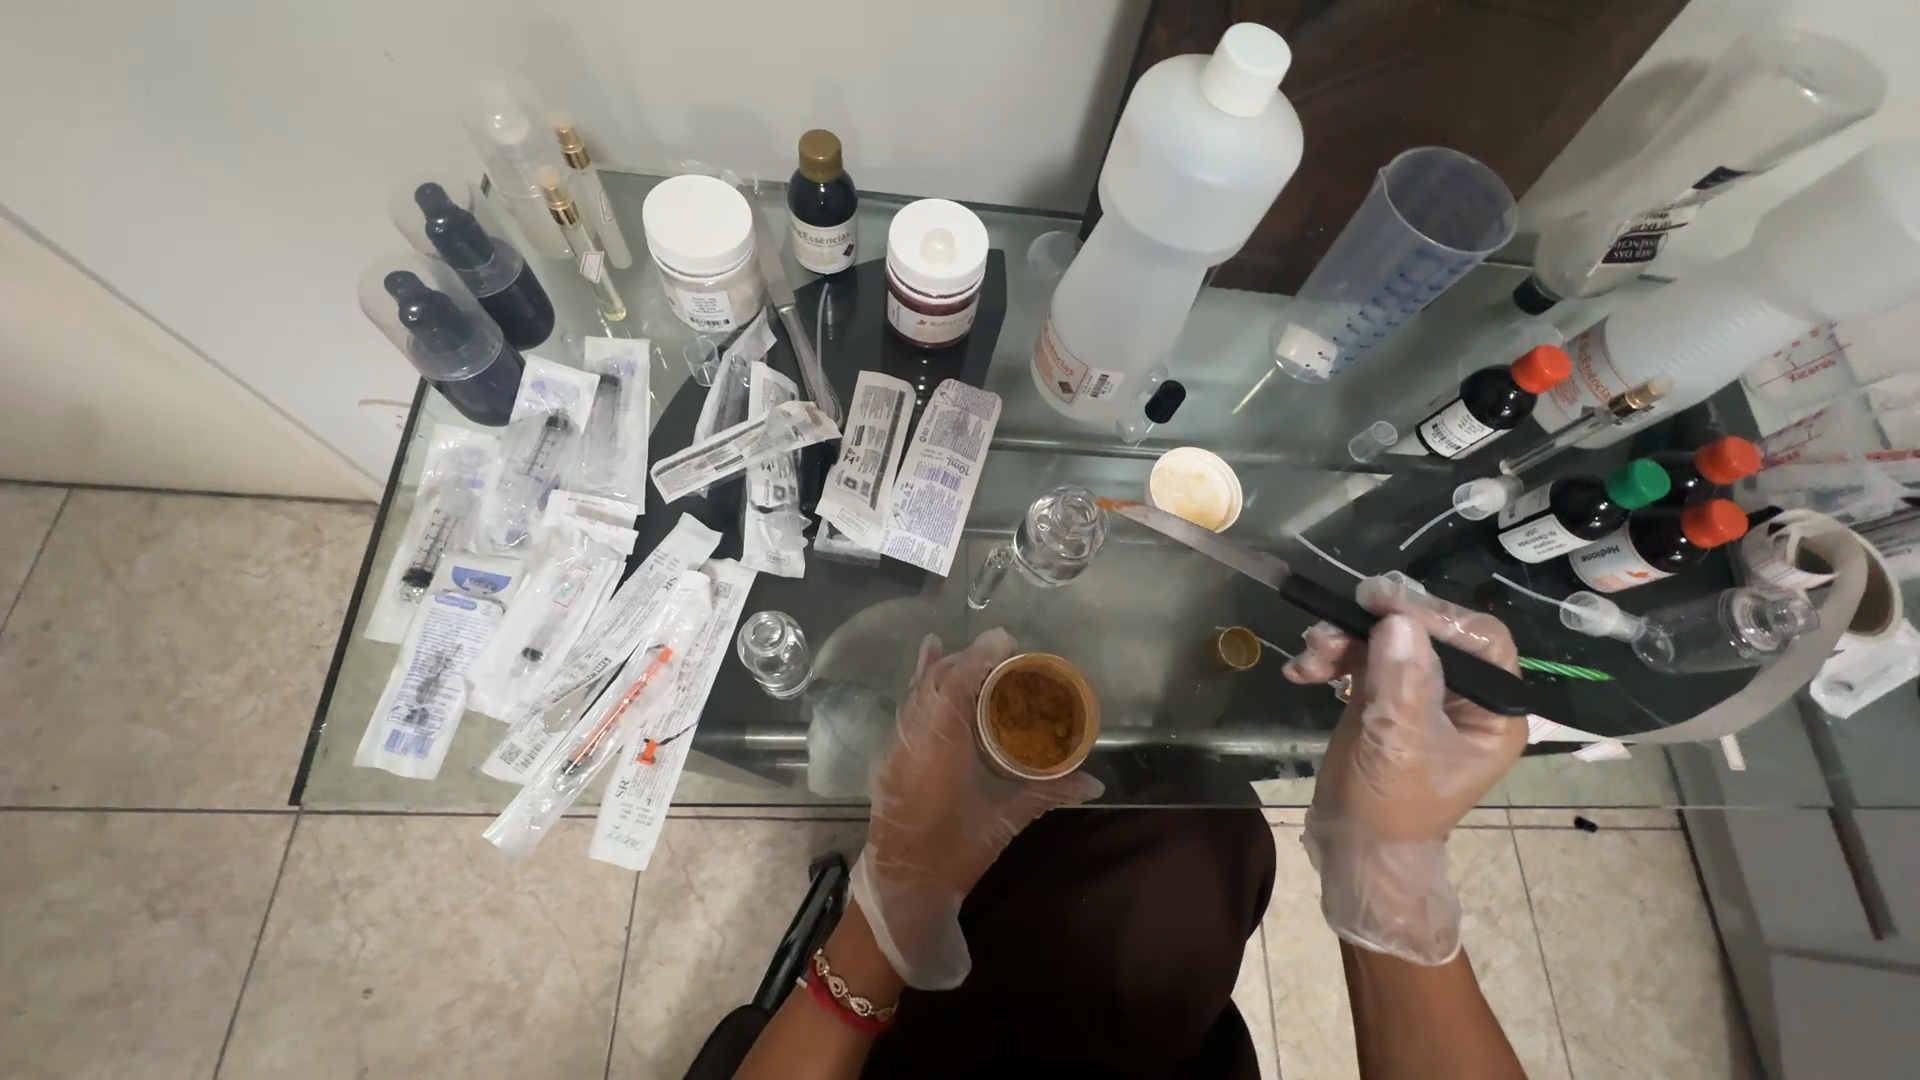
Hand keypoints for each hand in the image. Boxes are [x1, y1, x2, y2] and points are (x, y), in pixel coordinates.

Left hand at [852, 629, 1102, 989]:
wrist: (902, 884)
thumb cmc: (955, 851)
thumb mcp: (1004, 819)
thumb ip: (1048, 794)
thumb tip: (1095, 783)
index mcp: (942, 748)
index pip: (957, 686)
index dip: (980, 658)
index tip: (1006, 640)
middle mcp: (916, 736)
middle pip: (939, 680)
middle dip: (971, 660)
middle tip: (1006, 654)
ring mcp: (898, 742)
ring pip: (921, 688)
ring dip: (949, 667)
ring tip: (979, 656)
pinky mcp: (891, 752)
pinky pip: (907, 703)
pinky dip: (921, 677)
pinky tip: (929, 653)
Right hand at [1283, 574, 1526, 964]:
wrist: (1356, 843)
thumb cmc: (1392, 806)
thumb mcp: (1397, 745)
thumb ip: (1401, 683)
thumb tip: (1399, 620)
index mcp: (1490, 709)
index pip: (1478, 641)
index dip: (1433, 615)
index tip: (1380, 603)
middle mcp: (1459, 693)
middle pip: (1424, 633)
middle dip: (1373, 627)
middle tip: (1330, 626)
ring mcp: (1416, 691)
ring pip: (1384, 640)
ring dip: (1341, 640)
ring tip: (1310, 658)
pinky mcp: (1379, 694)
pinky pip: (1358, 657)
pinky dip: (1328, 657)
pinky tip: (1301, 672)